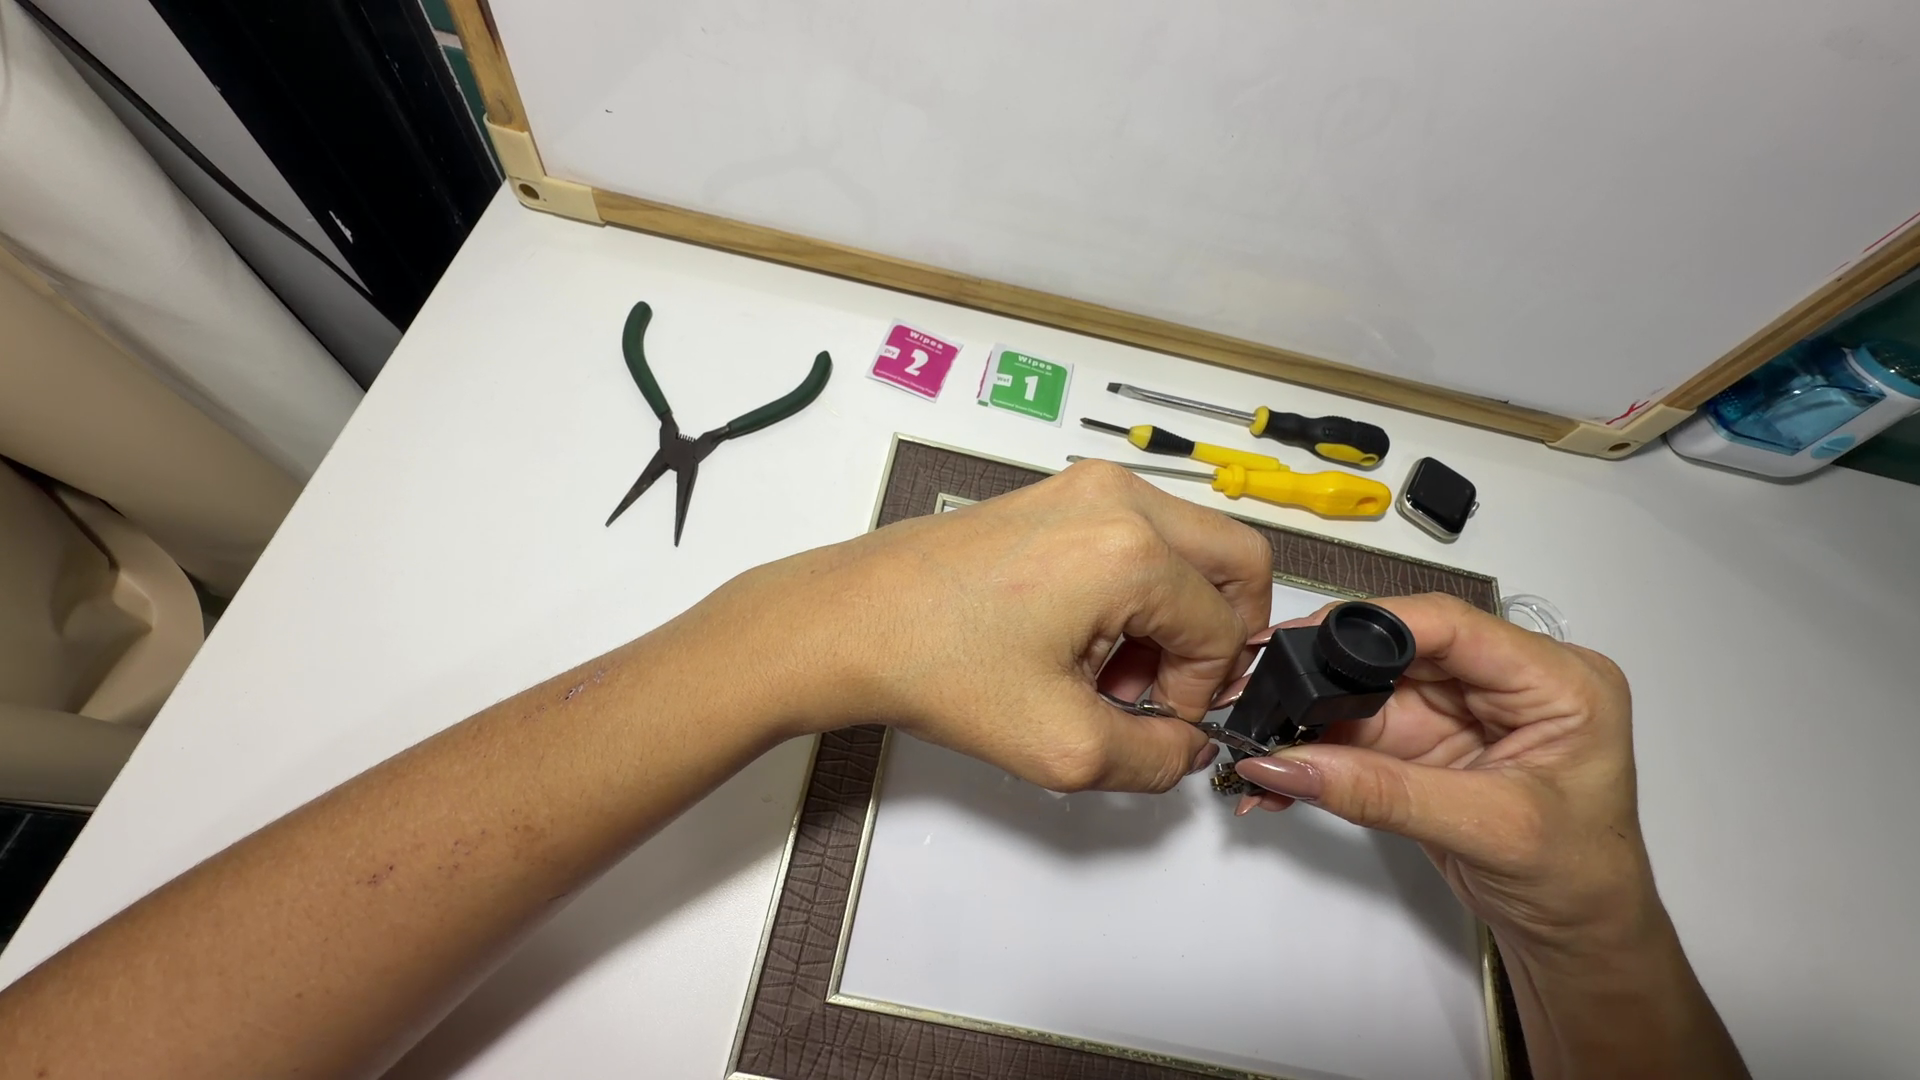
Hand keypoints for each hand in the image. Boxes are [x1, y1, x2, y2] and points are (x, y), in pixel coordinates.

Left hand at [692, 460, 1272, 792]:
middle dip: (1219, 633)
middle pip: (1234, 560)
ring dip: (1174, 611)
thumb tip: (1188, 744)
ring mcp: (1083, 487)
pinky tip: (1085, 636)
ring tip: (1111, 668)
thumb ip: (1156, 759)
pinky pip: (1138, 534)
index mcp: (1129, 550)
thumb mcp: (1062, 745)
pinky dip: (1137, 586)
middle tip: (1172, 683)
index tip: (1159, 717)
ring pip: (1187, 546)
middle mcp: (1115, 499)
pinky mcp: (1056, 496)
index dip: (1203, 688)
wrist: (850, 623)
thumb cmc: (933, 665)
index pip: (1222, 628)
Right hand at [1231, 594, 1653, 950]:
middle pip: (1391, 648)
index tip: (1292, 641)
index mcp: (1552, 680)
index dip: (1365, 626)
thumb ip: (1376, 791)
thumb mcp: (1484, 829)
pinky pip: (1349, 725)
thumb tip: (1278, 763)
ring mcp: (1452, 705)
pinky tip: (1282, 771)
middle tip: (1255, 686)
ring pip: (1359, 685)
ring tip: (1258, 734)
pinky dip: (1311, 747)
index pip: (1447, 624)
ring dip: (1306, 712)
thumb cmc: (1576, 881)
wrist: (1575, 936)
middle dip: (1319, 668)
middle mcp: (1497, 678)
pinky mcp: (1417, 733)